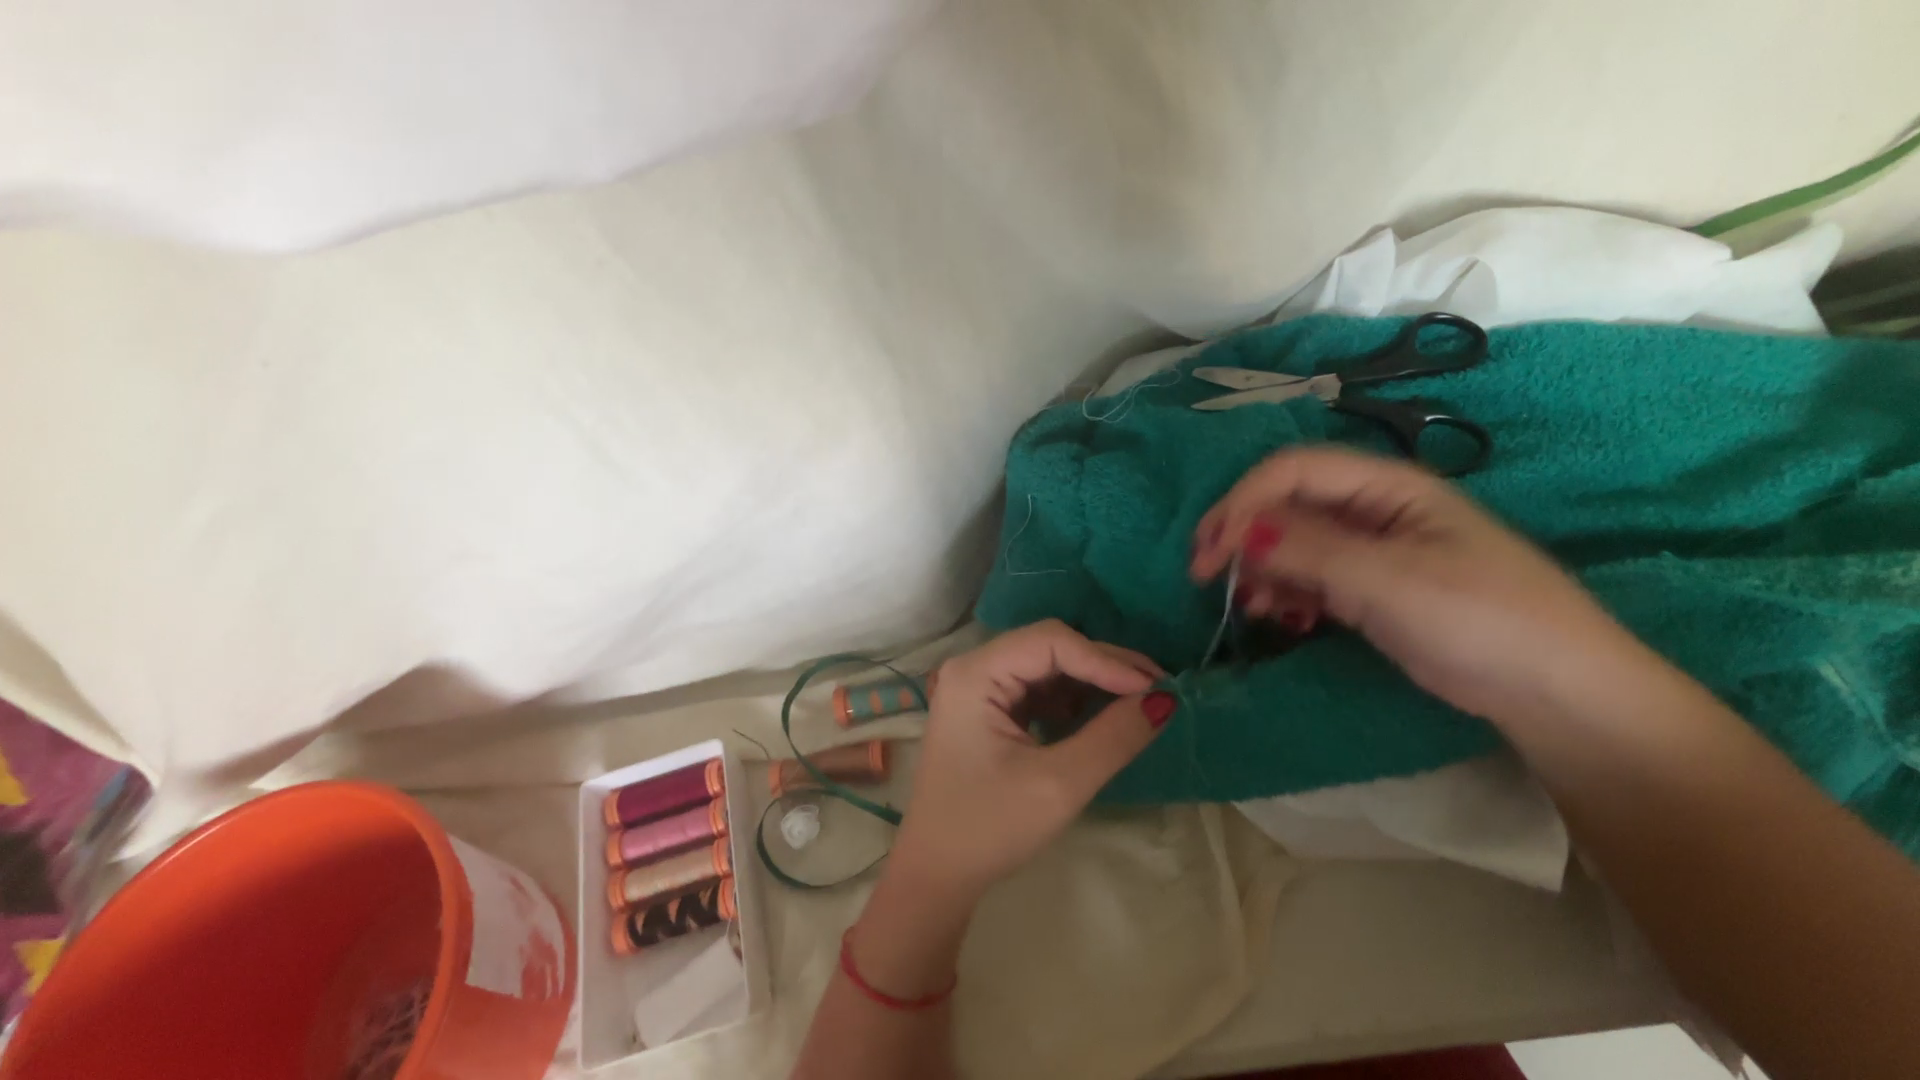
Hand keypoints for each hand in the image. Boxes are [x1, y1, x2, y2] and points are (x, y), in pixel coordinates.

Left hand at [890, 620, 1173, 902]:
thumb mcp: (1059, 784)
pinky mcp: (989, 712)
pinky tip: (1103, 715)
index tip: (1156, 687)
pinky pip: (1038, 689)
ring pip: (1048, 667)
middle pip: (1050, 647)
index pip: (1051, 642)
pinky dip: (1074, 699)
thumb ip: (1113, 737)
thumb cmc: (990, 828)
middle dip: (1105, 666)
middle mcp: (973, 669)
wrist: (937, 874)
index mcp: (975, 674)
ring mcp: (979, 689)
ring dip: (1093, 681)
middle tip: (1160, 688)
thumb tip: (1165, 699)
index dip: (1106, 660)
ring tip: (1140, 701)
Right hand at [1189, 447, 1647, 726]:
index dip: (1243, 503)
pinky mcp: (1373, 590)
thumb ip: (1309, 550)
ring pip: (1292, 544)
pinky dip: (1287, 595)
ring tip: (1253, 610)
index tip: (1209, 553)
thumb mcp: (1389, 581)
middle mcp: (1375, 509)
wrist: (1556, 691)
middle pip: (1286, 504)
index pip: (1293, 471)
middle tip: (1208, 581)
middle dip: (1243, 537)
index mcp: (1387, 487)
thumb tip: (1237, 531)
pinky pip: (1311, 579)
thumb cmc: (1480, 621)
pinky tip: (1283, 620)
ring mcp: (1373, 551)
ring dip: (1262, 571)